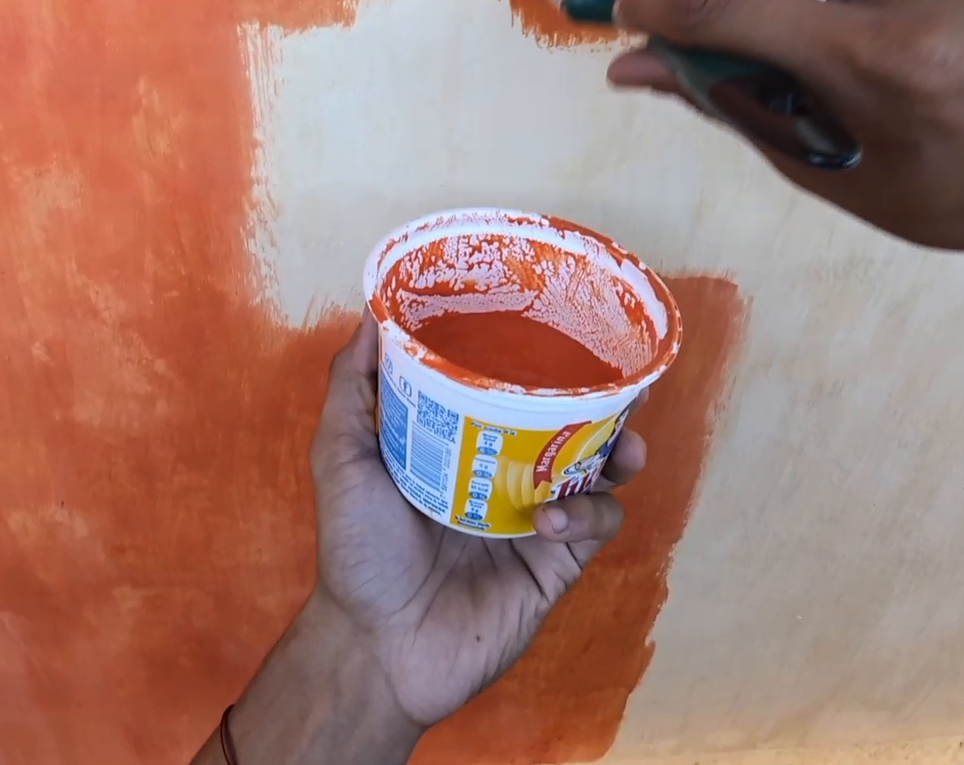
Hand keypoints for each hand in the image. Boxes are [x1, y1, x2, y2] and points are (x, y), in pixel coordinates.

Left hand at [197, 319, 645, 763]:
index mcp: (461, 445)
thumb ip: (351, 388)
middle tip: (614, 385)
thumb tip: (371, 317)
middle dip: (595, 404)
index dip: (532, 364)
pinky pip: (595, 526)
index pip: (507, 392)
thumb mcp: (341, 456)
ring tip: (622, 442)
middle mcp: (502, 474)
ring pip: (594, 472)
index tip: (549, 330)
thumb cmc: (356, 548)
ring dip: (616, 453)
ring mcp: (532, 518)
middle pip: (562, 426)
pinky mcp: (555, 562)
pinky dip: (588, 514)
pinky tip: (552, 519)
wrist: (378, 646)